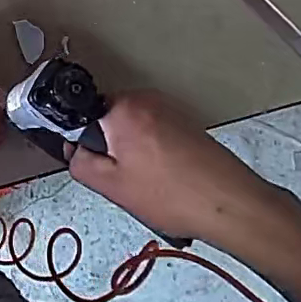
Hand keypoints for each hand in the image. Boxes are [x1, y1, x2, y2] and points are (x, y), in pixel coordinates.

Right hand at [67, 90, 297, 246]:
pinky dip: (154, 154)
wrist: (227, 201)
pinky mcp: (186, 122)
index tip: (92, 164)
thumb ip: (80, 163)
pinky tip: (165, 179)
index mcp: (124, 109)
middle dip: (111, 149)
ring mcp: (170, 109)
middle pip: (110, 121)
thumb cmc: (175, 194)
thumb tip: (74, 151)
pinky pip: (155, 134)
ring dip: (133, 153)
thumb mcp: (111, 185)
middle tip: (122, 179)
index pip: (83, 116)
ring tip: (148, 182)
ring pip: (133, 129)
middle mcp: (148, 99)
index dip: (83, 144)